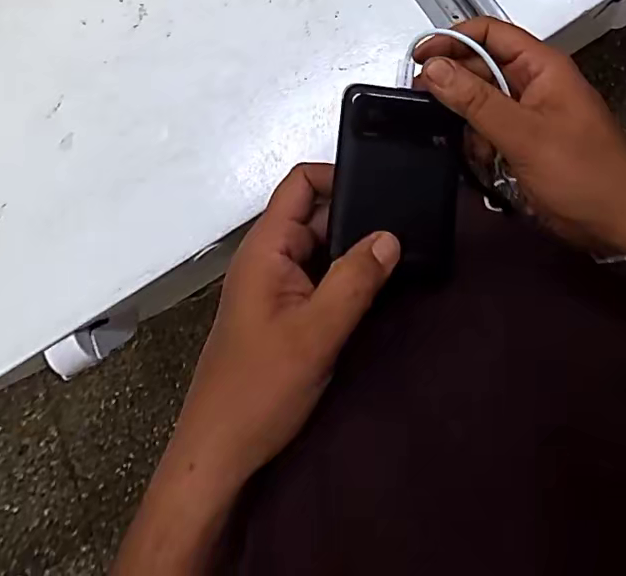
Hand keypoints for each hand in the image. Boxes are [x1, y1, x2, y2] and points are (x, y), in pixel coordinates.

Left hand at [167, 163, 399, 485]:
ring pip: (321, 247)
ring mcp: (276, 283)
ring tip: (399, 254)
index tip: (381, 185)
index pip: (300, 183)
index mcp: (266, 247)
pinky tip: (376, 287)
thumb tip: (390, 237)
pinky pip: (319, 276)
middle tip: (404, 226)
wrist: (221, 452)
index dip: (337, 174)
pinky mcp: (284, 309)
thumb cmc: (259, 388)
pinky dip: (346, 276)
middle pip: (316, 213)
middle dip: (357, 216)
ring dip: (353, 250)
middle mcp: (270, 256)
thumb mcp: (316, 332)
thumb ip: (355, 280)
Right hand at [415, 17, 625, 257]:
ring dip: (466, 121)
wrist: (619, 224)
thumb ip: (476, 100)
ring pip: (478, 100)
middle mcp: (532, 83)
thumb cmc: (588, 175)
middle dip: (453, 84)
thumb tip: (436, 68)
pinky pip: (485, 129)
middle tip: (427, 101)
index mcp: (542, 67)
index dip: (452, 38)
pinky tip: (482, 161)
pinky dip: (477, 143)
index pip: (489, 33)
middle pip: (479, 66)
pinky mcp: (521, 139)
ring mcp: (527, 112)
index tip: (422, 56)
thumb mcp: (524, 134)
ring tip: (470, 143)